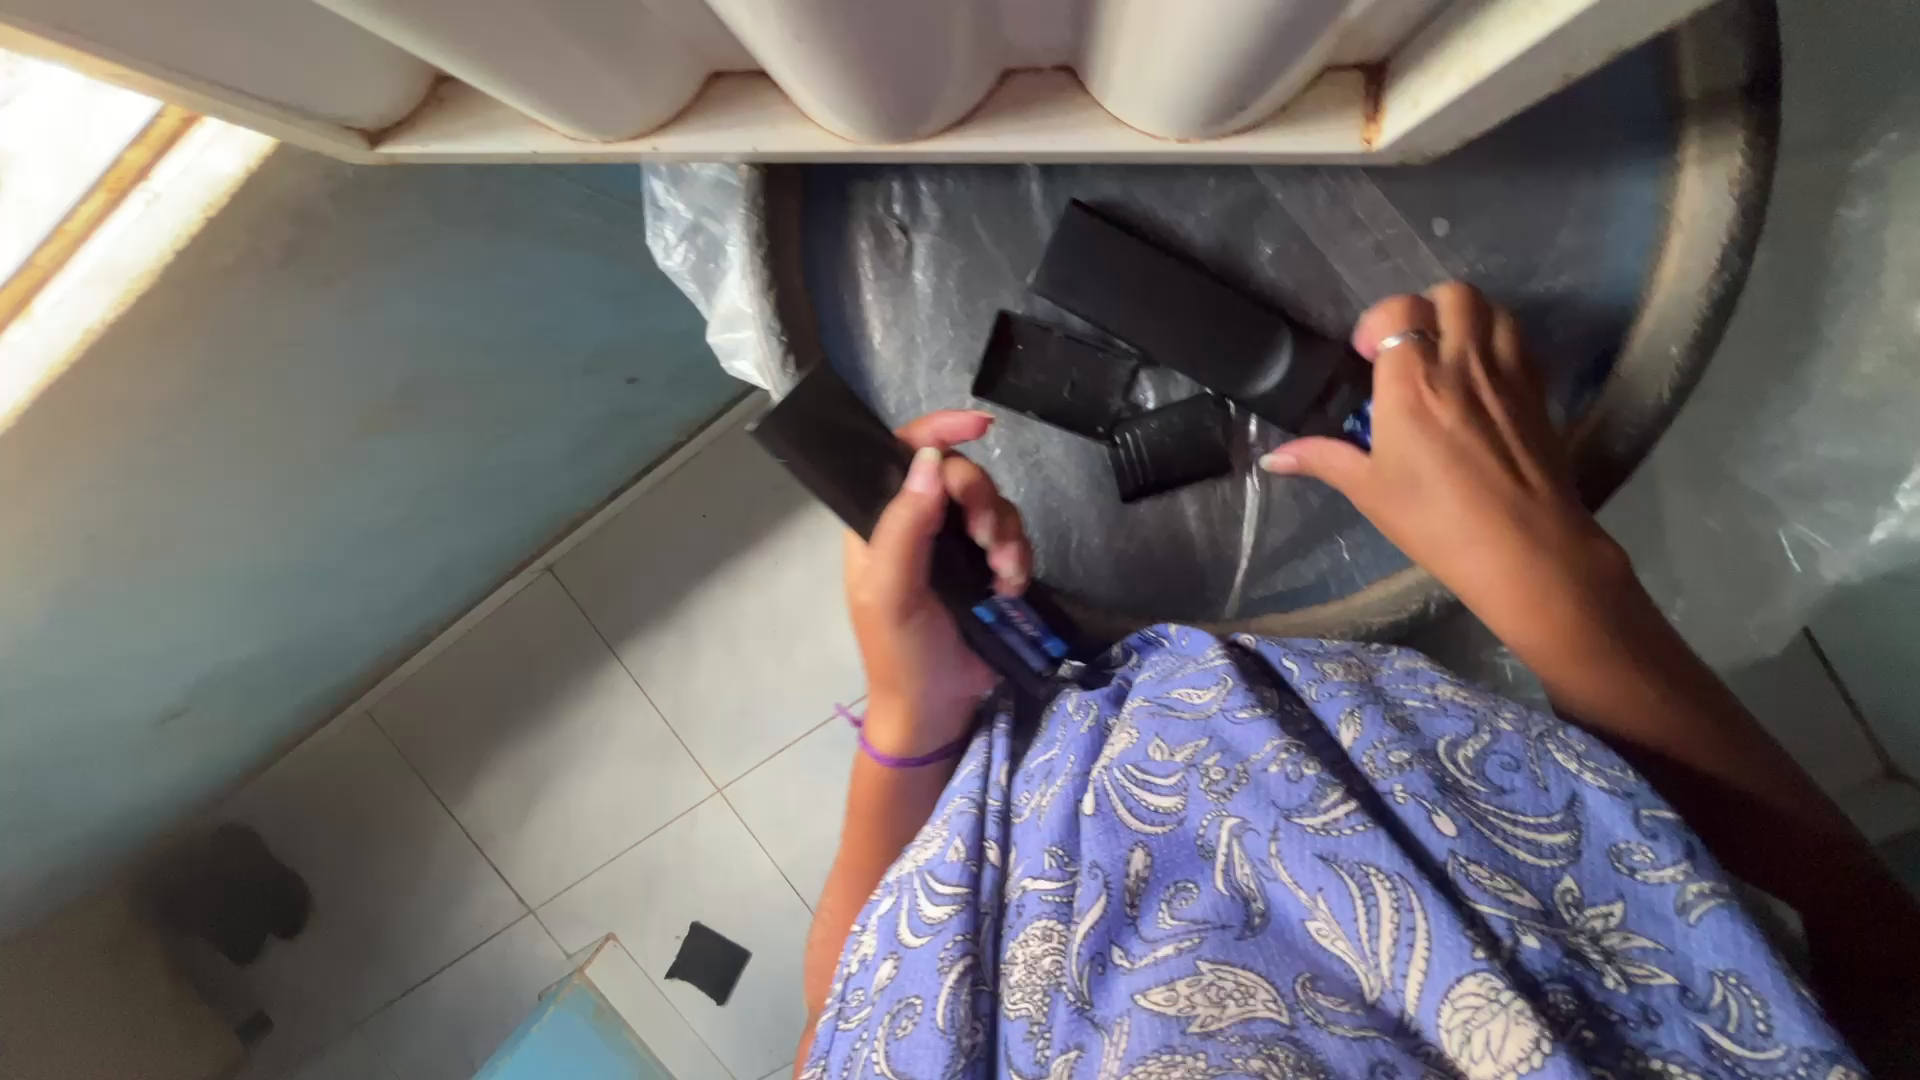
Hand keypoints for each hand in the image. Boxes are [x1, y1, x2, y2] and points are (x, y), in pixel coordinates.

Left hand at [844, 411, 1031, 756]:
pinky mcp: (984, 566)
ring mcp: (953, 545)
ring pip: (992, 504)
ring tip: (1003, 573)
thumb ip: (905, 526)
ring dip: (1007, 533)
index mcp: (879, 522)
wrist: (937, 709)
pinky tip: (1011, 585)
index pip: (902, 453)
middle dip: (983, 499)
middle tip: (987, 539)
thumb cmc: (900, 653)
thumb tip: (931, 459)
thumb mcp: (891, 592)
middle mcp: (916, 524)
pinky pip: (1012, 536)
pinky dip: (1018, 556)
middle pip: (959, 474)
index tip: (981, 427)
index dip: (939, 430)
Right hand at [1260, 283, 1638, 659]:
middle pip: (1452, 295)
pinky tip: (1477, 377)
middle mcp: (1463, 364)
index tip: (1366, 358)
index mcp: (1412, 384)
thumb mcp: (1367, 489)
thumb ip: (1321, 459)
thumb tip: (1273, 458)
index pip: (1399, 311)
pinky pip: (1518, 339)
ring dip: (1462, 318)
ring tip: (1442, 355)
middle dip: (1422, 310)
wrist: (1523, 547)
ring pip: (1491, 308)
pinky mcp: (1539, 390)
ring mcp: (1508, 373)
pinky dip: (1495, 340)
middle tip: (1404, 350)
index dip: (1378, 323)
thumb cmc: (1433, 519)